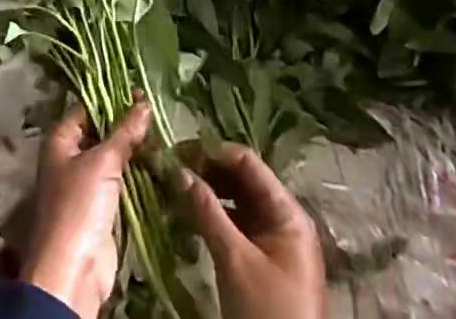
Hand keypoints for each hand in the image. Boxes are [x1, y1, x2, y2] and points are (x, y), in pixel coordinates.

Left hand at [23, 100, 152, 317]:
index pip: (87, 108)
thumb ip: (124, 132)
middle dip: (126, 124)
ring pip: (112, 157)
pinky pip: (120, 180)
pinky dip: (136, 172)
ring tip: (163, 134)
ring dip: (134, 149)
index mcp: (60, 139)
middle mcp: (69, 156)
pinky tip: (158, 162)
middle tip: (157, 111)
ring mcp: (85, 182)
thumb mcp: (103, 162)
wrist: (73, 269)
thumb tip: (144, 104)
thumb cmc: (79, 205)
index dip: (113, 98)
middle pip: (100, 132)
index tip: (141, 91)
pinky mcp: (101, 206)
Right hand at [180, 143, 326, 318]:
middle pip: (241, 178)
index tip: (176, 153)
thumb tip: (179, 171)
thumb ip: (207, 211)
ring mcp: (274, 236)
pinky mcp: (264, 256)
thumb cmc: (267, 312)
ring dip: (207, 191)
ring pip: (236, 199)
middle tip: (169, 169)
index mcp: (286, 210)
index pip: (246, 162)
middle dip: (206, 169)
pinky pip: (236, 222)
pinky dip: (213, 214)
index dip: (211, 152)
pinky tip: (188, 213)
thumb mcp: (234, 260)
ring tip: (174, 187)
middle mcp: (283, 215)